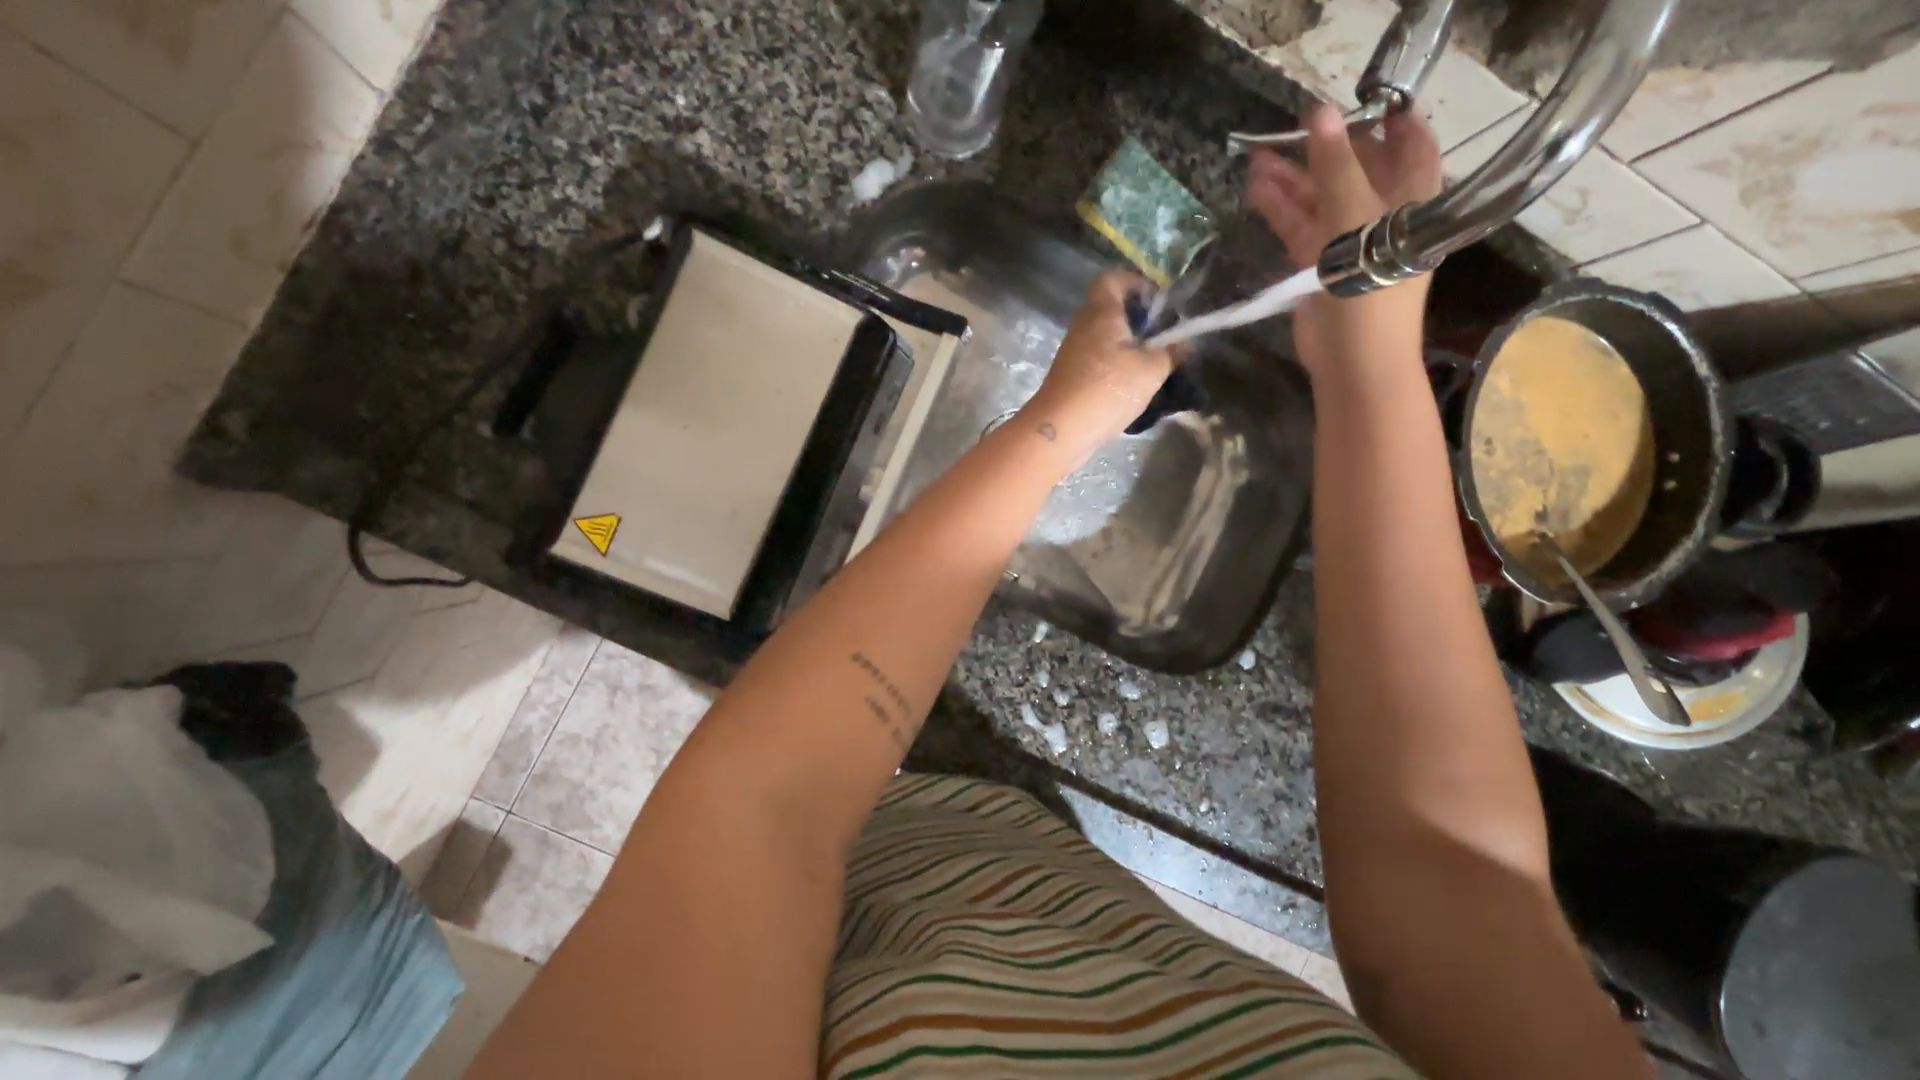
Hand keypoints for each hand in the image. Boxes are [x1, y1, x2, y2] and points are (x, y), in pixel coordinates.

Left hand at [1021, 270, 1174, 453]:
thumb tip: (1186, 343)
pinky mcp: (1073, 374)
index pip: (1114, 278)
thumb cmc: (1108, 389)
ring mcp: (1075, 350)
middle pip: (1112, 307)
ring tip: (1156, 361)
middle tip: (1166, 336)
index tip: (1161, 304)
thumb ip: (1172, 352)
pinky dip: (1118, 363)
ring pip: (1107, 335)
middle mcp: (1084, 324)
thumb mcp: (1152, 369)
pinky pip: (1100, 357)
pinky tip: (1136, 382)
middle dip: (1140, 318)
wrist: (1061, 430)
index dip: (1138, 283)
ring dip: (1131, 344)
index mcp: (1101, 311)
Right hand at [1246, 104, 1441, 381]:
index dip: (1391, 119)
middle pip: (1355, 169)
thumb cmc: (1370, 282)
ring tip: (1257, 154)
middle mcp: (1383, 214)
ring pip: (1320, 197)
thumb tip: (1319, 111)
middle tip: (1292, 125)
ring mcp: (1349, 240)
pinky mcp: (1318, 265)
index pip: (1412, 145)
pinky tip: (1256, 187)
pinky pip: (1299, 225)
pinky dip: (1280, 207)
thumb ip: (1335, 163)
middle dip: (1324, 148)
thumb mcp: (1355, 213)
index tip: (1361, 96)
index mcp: (1413, 198)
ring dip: (1292, 177)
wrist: (1354, 356)